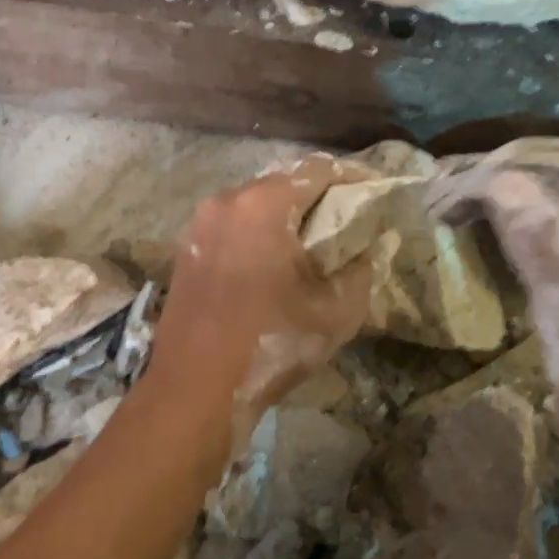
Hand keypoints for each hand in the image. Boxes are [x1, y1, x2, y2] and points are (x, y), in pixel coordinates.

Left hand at [146, 156, 374, 447]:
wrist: (194, 388)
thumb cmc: (271, 344)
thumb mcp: (335, 311)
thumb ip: (358, 267)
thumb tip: (362, 246)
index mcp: (262, 205)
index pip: (316, 171)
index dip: (350, 177)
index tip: (372, 190)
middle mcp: (225, 202)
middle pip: (281, 184)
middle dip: (315, 197)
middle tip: (345, 220)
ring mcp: (199, 224)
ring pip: (252, 206)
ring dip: (282, 218)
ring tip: (311, 243)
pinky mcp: (186, 249)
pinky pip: (231, 227)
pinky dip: (255, 235)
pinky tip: (272, 263)